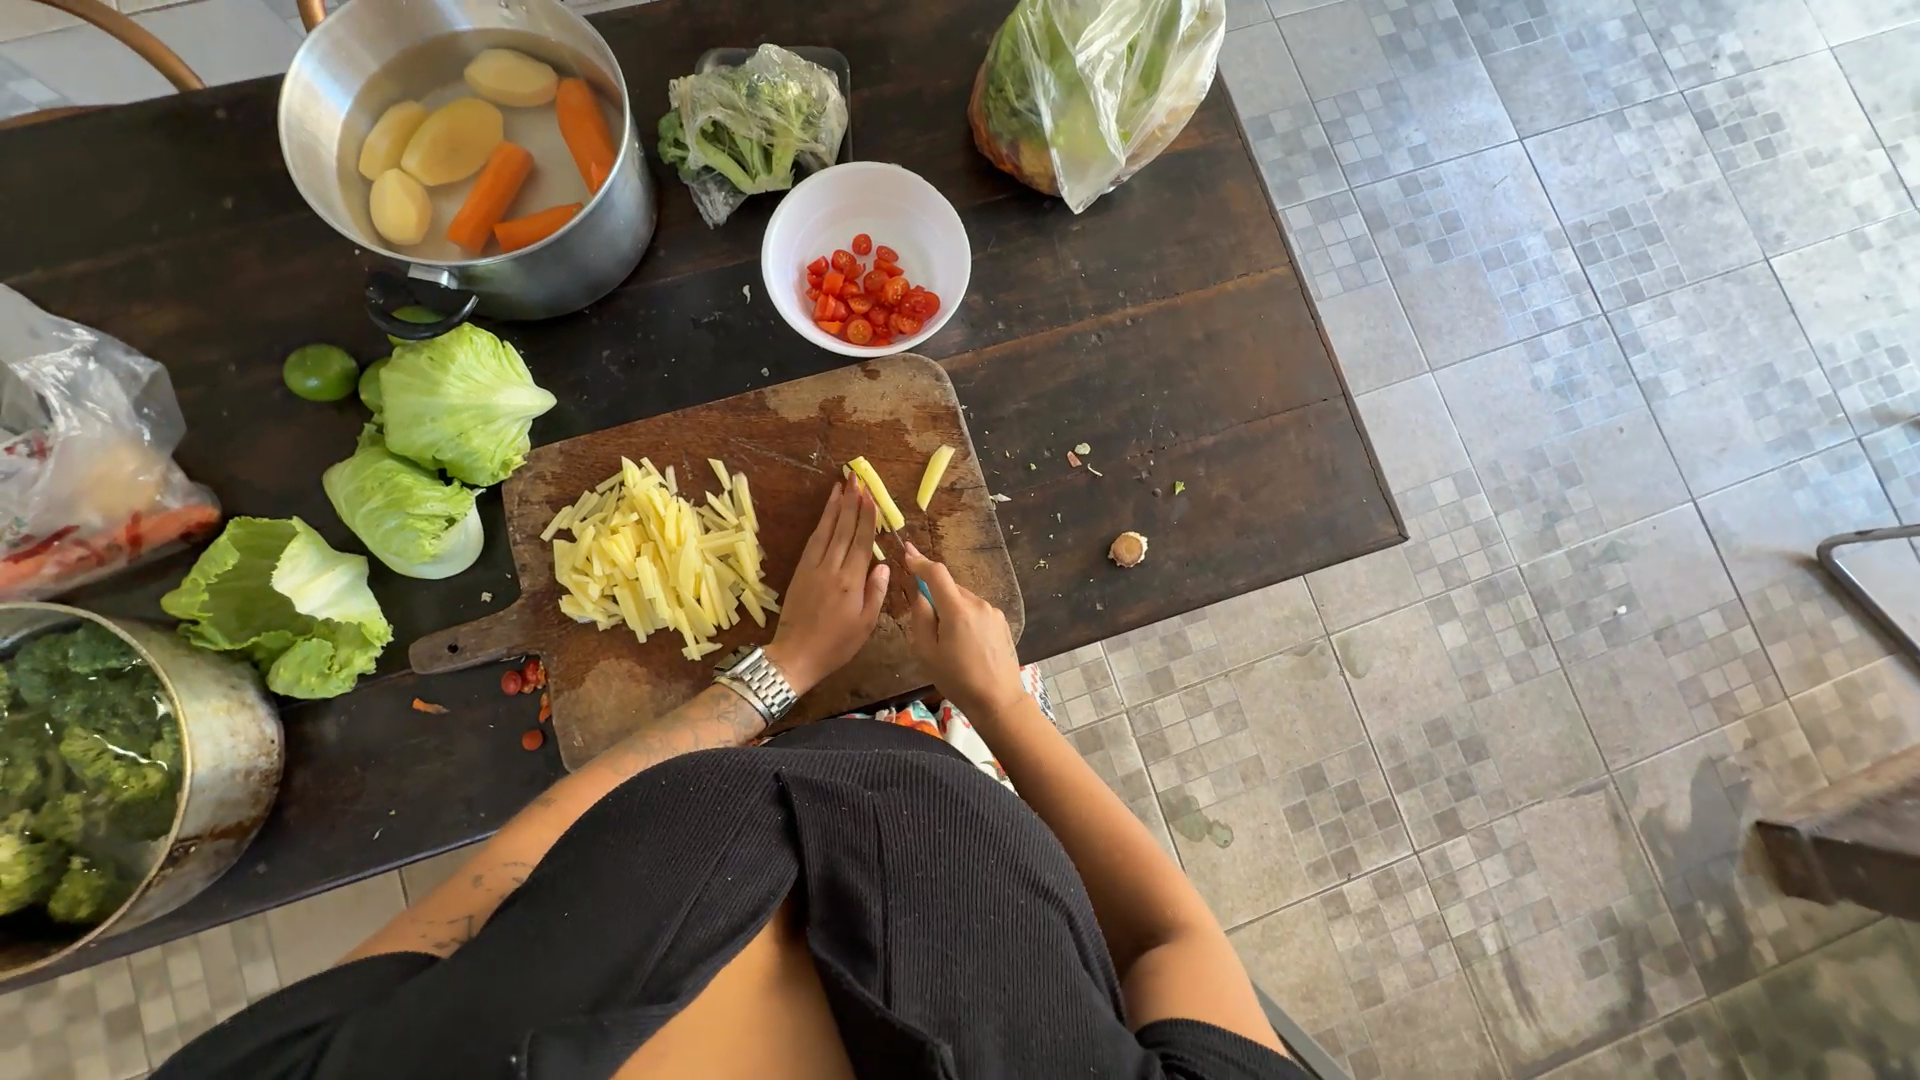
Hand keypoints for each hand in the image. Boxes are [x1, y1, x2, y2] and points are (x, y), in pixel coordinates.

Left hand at [765, 478, 889, 694]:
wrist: (796, 655)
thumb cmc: (836, 645)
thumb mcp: (865, 625)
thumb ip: (875, 592)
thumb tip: (883, 565)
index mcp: (851, 581)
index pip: (862, 541)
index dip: (867, 517)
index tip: (871, 496)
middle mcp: (832, 568)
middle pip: (843, 529)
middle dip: (851, 502)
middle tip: (856, 478)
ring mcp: (813, 568)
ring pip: (826, 530)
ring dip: (834, 507)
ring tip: (840, 486)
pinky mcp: (800, 571)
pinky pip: (813, 541)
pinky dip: (821, 524)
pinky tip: (826, 513)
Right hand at [902, 542, 1025, 718]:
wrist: (998, 700)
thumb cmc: (956, 680)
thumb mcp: (926, 652)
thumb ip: (920, 617)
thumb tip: (921, 595)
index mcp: (957, 610)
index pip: (936, 573)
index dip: (919, 561)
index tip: (907, 552)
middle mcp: (977, 604)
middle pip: (950, 588)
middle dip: (936, 596)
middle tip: (928, 627)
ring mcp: (993, 612)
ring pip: (963, 600)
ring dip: (952, 610)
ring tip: (950, 643)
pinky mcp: (1002, 622)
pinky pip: (976, 611)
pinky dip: (966, 618)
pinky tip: (967, 645)